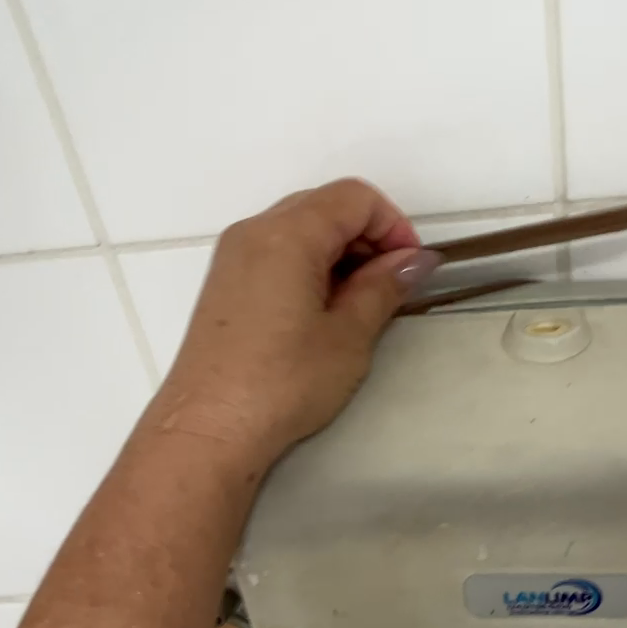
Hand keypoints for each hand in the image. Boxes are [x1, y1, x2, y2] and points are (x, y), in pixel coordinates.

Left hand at [147, 179, 440, 464]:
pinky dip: (311, 267)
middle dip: (368, 238)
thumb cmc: (284, 383)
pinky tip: (323, 314)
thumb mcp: (349, 336)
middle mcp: (254, 231)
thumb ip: (384, 287)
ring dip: (340, 254)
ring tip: (359, 306)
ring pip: (300, 229)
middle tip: (390, 288)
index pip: (354, 198)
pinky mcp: (226, 284)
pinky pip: (277, 253)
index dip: (393, 226)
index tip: (410, 269)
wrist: (210, 429)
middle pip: (325, 206)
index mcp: (288, 234)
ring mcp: (234, 256)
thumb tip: (416, 260)